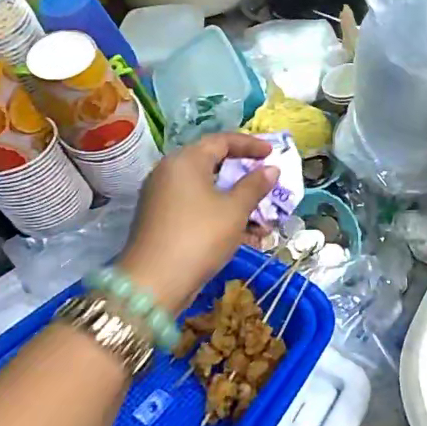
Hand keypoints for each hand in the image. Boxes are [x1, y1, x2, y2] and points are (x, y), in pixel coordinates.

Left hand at [115, 133, 276, 312]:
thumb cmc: (199, 236)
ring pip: (207, 189)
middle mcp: (170, 173)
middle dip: (244, 175)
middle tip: (267, 180)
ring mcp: (163, 197)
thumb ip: (255, 186)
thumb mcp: (235, 209)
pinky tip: (246, 234)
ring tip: (264, 216)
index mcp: (186, 161)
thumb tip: (271, 169)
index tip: (272, 153)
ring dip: (237, 199)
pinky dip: (221, 213)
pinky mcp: (163, 220)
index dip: (250, 145)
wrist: (154, 284)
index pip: (221, 141)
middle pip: (213, 164)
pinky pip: (198, 207)